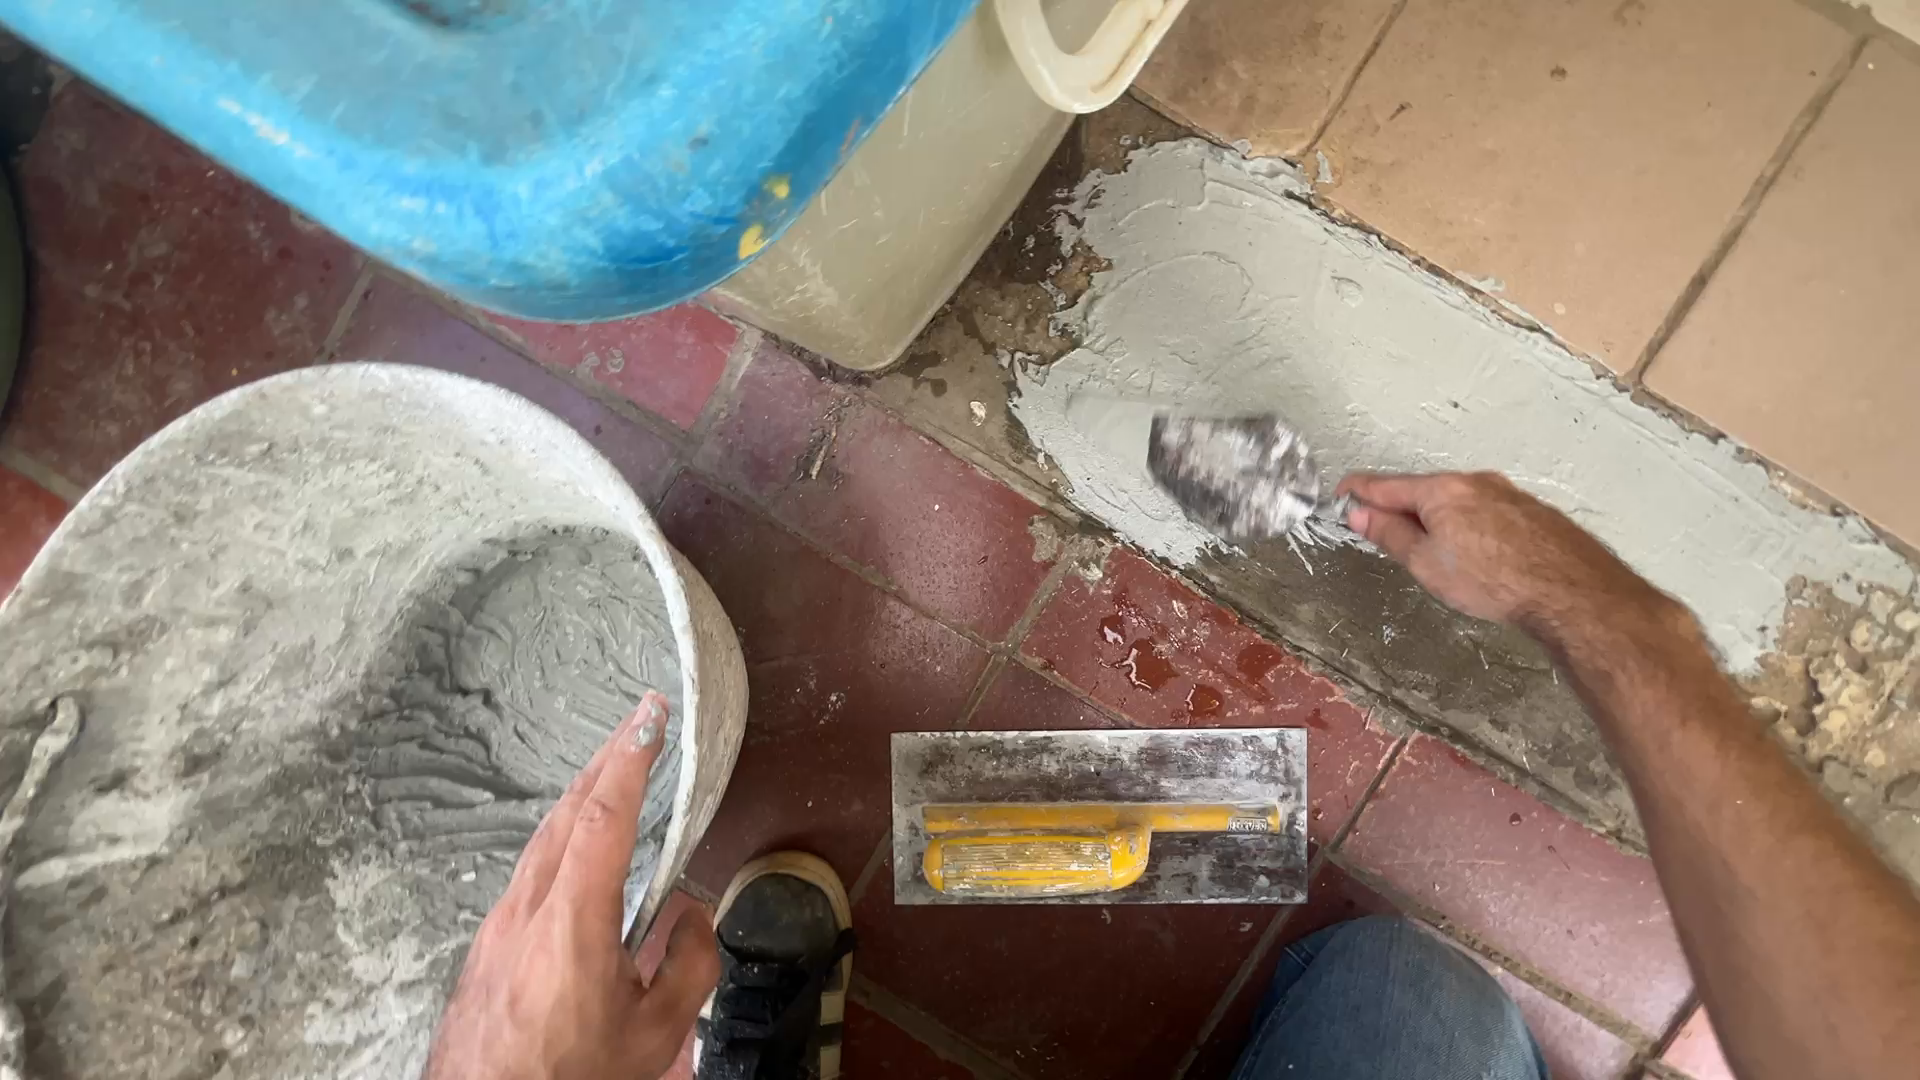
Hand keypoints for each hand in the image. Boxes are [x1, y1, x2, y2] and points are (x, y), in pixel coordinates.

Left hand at [424, 691, 719, 1079]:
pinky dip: (566, 825)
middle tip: (641, 718)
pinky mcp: (490, 941)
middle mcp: (529, 909)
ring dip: (586, 787)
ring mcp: (501, 923)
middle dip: (609, 754)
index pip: (605, 818)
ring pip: (546, 832)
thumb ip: (690, 963)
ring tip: (616, 760)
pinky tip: (581, 831)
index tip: (652, 718)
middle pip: (569, 810)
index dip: (631, 759)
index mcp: (573, 923)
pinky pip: (533, 862)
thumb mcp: (655, 1035)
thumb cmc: (570, 1077)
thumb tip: (691, 914)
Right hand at [1336, 471, 1669, 632]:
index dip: (1356, 492)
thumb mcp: (1424, 562)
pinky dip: (1463, 524)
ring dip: (1432, 517)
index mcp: (1441, 490)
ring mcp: (1508, 495)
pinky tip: (1470, 553)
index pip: (1383, 484)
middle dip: (1396, 507)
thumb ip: (1388, 533)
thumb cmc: (1493, 581)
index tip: (1339, 497)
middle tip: (1378, 531)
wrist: (1574, 596)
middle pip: (1420, 490)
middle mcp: (1475, 482)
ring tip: (1427, 549)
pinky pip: (1483, 511)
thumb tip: (1359, 514)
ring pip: (1454, 501)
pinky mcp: (1532, 513)